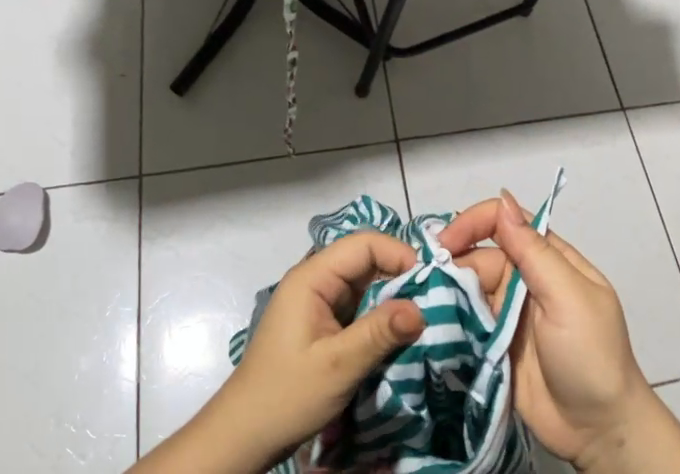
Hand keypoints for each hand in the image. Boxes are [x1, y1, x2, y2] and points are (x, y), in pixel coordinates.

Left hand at [135, 232, 426, 473]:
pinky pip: (361, 308)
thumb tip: (422, 308)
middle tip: (433, 303)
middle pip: (367, 261)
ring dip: (394, 299)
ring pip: (367, 285)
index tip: (428, 285)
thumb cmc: (286, 395)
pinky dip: (382, 317)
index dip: (398, 255)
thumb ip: (379, 333)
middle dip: (401, 277)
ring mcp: (319, 303)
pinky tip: (401, 335)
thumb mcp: (337, 365)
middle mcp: (316, 281)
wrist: (246, 434)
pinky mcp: (324, 325)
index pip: (363, 244)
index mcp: (312, 278)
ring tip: (423, 319)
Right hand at [439, 191, 659, 467]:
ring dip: (444, 291)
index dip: (473, 224)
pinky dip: (446, 319)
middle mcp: (525, 281)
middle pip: (479, 256)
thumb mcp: (568, 297)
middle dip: (451, 261)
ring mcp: (508, 315)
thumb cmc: (592, 356)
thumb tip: (503, 200)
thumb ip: (533, 251)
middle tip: (420, 279)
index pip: (505, 223)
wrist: (599, 431)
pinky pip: (464, 322)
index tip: (445, 243)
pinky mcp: (493, 345)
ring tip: (416, 303)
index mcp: (549, 260)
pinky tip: (424, 322)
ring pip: (467, 289)